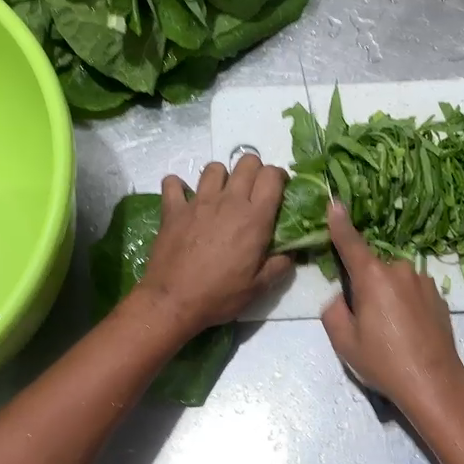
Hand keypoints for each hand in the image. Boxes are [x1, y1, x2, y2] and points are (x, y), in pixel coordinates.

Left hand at [137, 155, 293, 332]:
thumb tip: (291, 254)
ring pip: (214, 168)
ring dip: (222, 176)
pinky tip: (184, 199)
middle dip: (255, 170)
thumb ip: (279, 266)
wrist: (173, 301)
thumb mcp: (259, 288)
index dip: (279, 177)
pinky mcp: (173, 209)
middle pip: (246, 162)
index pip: (272, 176)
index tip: (279, 191)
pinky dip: (178, 187)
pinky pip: (173, 183)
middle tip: (254, 191)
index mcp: (254, 218)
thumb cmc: (220, 296)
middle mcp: (228, 201)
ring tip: (222, 195)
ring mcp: (198, 202)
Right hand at [319, 200, 463, 417]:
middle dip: (365, 288)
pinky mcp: (439, 297)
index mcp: (373, 276)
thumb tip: (340, 299)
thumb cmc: (383, 362)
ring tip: (390, 334)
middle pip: (373, 270)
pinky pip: (412, 294)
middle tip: (366, 324)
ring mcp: (423, 282)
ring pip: (394, 282)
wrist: (433, 382)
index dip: (340, 224)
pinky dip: (406, 307)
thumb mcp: (344, 342)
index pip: (350, 243)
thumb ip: (333, 311)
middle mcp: (400, 270)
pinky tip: (408, 334)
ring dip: (387, 298)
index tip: (335, 204)